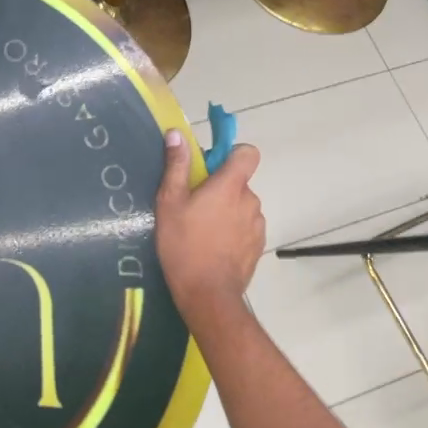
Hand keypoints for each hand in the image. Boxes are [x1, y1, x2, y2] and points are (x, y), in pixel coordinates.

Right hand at [155, 128, 264, 324]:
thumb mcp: (170, 202)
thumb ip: (176, 166)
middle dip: (220, 187)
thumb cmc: (183, 244)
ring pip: (241, 205)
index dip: (232, 153)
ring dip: (226, 210)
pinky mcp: (258, 246)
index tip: (211, 165)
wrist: (207, 294)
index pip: (247, 153)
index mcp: (230, 186)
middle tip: (193, 205)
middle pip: (239, 182)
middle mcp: (250, 200)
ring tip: (201, 229)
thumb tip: (176, 133)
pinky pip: (245, 226)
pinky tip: (213, 246)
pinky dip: (232, 230)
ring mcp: (257, 225)